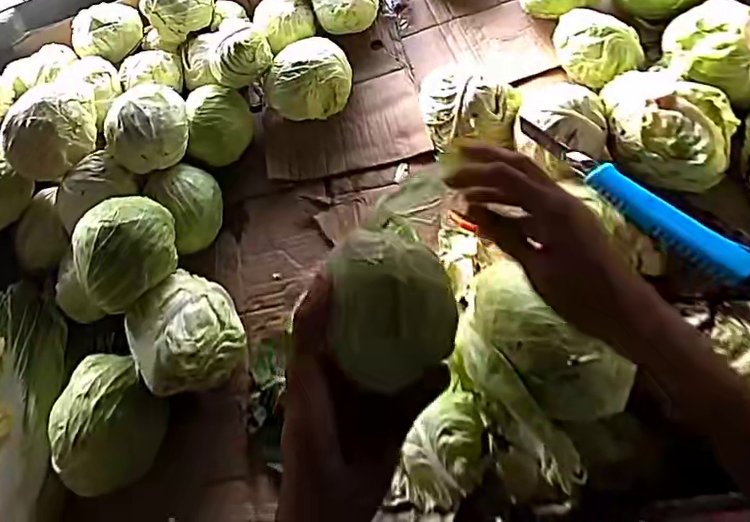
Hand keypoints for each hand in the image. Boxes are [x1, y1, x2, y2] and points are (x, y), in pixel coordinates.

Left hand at [277, 272, 447, 521]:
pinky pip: (416, 390)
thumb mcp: (304, 374)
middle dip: (386, 302)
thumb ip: (311, 330)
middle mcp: (347, 365)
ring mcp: (373, 390)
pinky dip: (431, 376)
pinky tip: (445, 360)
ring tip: (433, 306)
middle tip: (406, 272)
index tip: (365, 252)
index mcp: (321, 353)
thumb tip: (324, 279)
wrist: (332, 502)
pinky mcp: (395, 417)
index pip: (334, 307)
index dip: (347, 281)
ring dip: (414, 336)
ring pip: (397, 354)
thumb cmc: (309, 432)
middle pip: (369, 325)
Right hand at [444, 143, 670, 358]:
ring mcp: (567, 209)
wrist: (631, 317)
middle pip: (518, 165)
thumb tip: (470, 209)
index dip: (473, 173)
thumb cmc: (584, 299)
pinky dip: (510, 202)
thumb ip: (505, 235)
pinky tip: (491, 214)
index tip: (446, 178)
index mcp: (553, 208)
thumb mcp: (537, 269)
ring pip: (526, 181)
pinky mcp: (569, 223)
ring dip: (495, 181)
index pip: (505, 176)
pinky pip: (534, 201)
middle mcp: (560, 200)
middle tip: (456, 156)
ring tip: (466, 191)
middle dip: (486, 157)